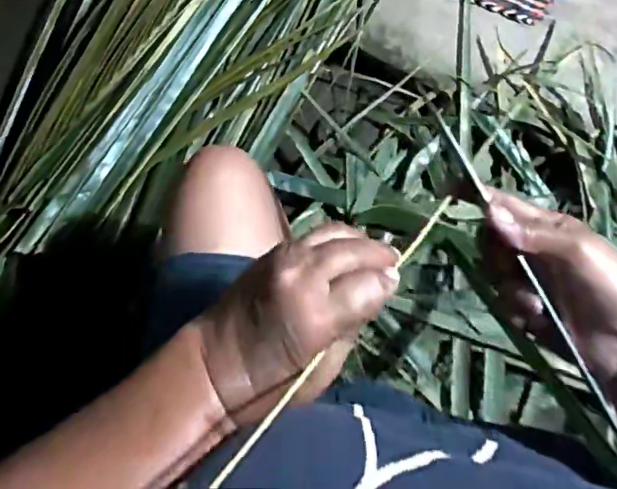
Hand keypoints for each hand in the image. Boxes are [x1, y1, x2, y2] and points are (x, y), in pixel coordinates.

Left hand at [193, 223, 399, 423]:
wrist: (219, 358)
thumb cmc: (273, 382)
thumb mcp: (324, 367)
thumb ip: (351, 323)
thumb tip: (377, 291)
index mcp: (315, 312)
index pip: (366, 284)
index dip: (386, 282)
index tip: (397, 281)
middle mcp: (300, 274)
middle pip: (350, 250)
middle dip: (377, 253)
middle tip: (395, 259)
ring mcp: (284, 256)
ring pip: (331, 233)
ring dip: (356, 239)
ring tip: (375, 250)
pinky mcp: (273, 249)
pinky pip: (313, 235)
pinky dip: (334, 238)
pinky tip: (346, 248)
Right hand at [481, 189, 616, 390]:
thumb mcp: (579, 252)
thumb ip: (531, 231)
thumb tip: (486, 210)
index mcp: (547, 225)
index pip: (502, 202)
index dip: (475, 194)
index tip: (447, 192)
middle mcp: (534, 248)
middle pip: (490, 237)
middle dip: (495, 253)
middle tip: (513, 268)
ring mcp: (532, 280)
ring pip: (493, 270)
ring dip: (508, 286)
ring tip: (535, 304)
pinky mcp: (530, 310)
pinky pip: (502, 300)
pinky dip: (515, 308)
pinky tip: (536, 319)